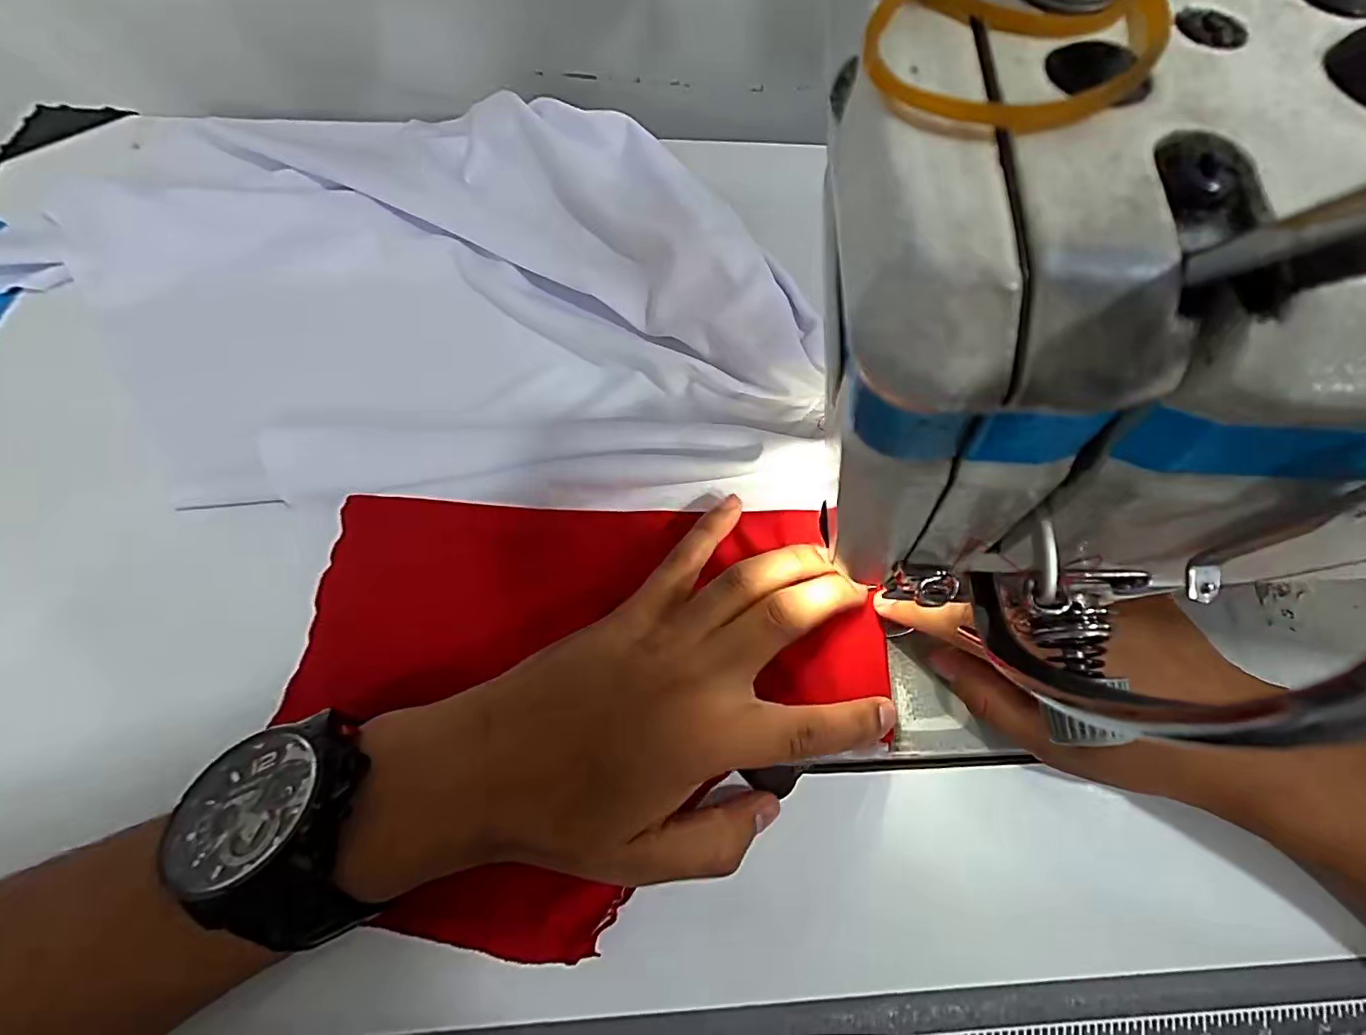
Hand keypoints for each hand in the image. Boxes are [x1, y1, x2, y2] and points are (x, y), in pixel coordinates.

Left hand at [336, 497, 894, 899]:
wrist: (479, 771)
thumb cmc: (565, 817)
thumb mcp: (647, 861)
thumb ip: (722, 844)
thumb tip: (768, 802)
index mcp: (714, 738)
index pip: (810, 730)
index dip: (859, 721)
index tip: (886, 712)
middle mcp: (703, 675)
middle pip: (788, 617)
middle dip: (835, 597)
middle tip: (860, 591)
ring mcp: (666, 633)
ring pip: (746, 581)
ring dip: (794, 560)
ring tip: (825, 554)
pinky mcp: (631, 611)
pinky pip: (679, 561)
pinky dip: (709, 529)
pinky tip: (733, 504)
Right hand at [877, 593, 1365, 815]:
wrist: (1232, 736)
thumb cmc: (1134, 748)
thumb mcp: (1048, 738)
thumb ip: (986, 693)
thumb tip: (940, 655)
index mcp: (1037, 642)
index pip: (960, 615)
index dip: (918, 608)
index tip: (885, 601)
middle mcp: (1063, 599)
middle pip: (987, 584)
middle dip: (950, 591)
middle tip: (926, 602)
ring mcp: (1097, 582)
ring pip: (1024, 575)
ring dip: (993, 585)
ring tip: (976, 601)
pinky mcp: (1125, 577)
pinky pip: (1063, 573)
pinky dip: (1038, 583)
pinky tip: (1042, 601)